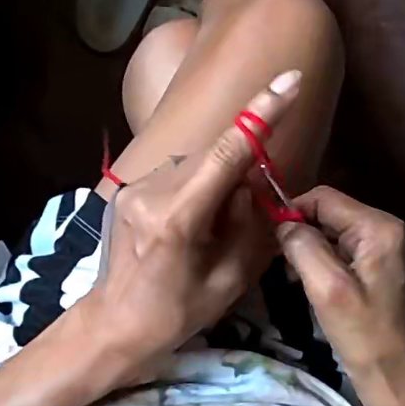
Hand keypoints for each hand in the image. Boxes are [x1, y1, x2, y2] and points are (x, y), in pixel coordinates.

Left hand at [77, 70, 303, 380]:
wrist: (114, 324)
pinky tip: (186, 226)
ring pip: (194, 165)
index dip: (260, 114)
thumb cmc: (176, 313)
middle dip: (237, 177)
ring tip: (205, 233)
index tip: (289, 81)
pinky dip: (194, 190)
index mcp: (176, 218)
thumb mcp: (229, 279)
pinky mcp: (126, 190)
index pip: (226, 153)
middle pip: (212, 158)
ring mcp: (132, 188)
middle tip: (238, 221)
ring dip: (214, 185)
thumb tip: (254, 179)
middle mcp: (149, 191)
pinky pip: (176, 175)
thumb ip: (249, 223)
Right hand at [274, 186, 404, 393]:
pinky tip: (305, 281)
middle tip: (280, 262)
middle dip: (299, 232)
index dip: (292, 211)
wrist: (388, 371)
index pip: (323, 197)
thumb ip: (303, 247)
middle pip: (326, 212)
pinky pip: (335, 247)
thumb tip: (282, 224)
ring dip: (305, 248)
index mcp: (378, 226)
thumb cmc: (360, 331)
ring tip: (292, 276)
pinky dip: (316, 259)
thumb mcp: (326, 286)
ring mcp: (379, 245)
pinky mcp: (372, 263)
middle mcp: (383, 227)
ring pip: (327, 230)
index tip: (269, 238)